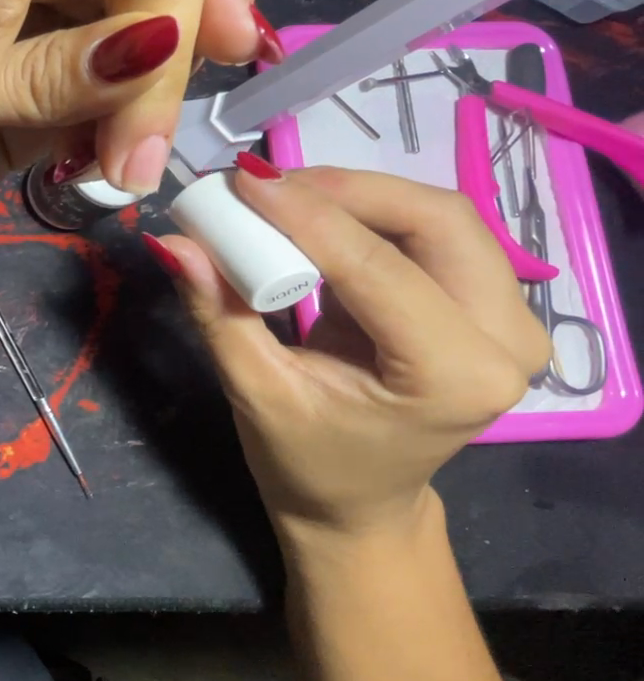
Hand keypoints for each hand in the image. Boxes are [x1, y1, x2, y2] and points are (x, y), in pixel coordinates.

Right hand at [145, 164, 552, 539]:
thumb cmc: (305, 460)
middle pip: (436, 221)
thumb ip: (218, 313)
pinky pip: (429, 235)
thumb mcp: (253, 391)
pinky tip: (310, 215)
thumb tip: (173, 243)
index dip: (305, 215)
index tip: (240, 180)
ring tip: (278, 195)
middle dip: (343, 190)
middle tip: (262, 184)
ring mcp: (508, 317)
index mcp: (453, 373)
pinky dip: (365, 215)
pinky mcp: (487, 303)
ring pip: (439, 218)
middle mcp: (506, 337)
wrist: (357, 500)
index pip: (378, 267)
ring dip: (355, 195)